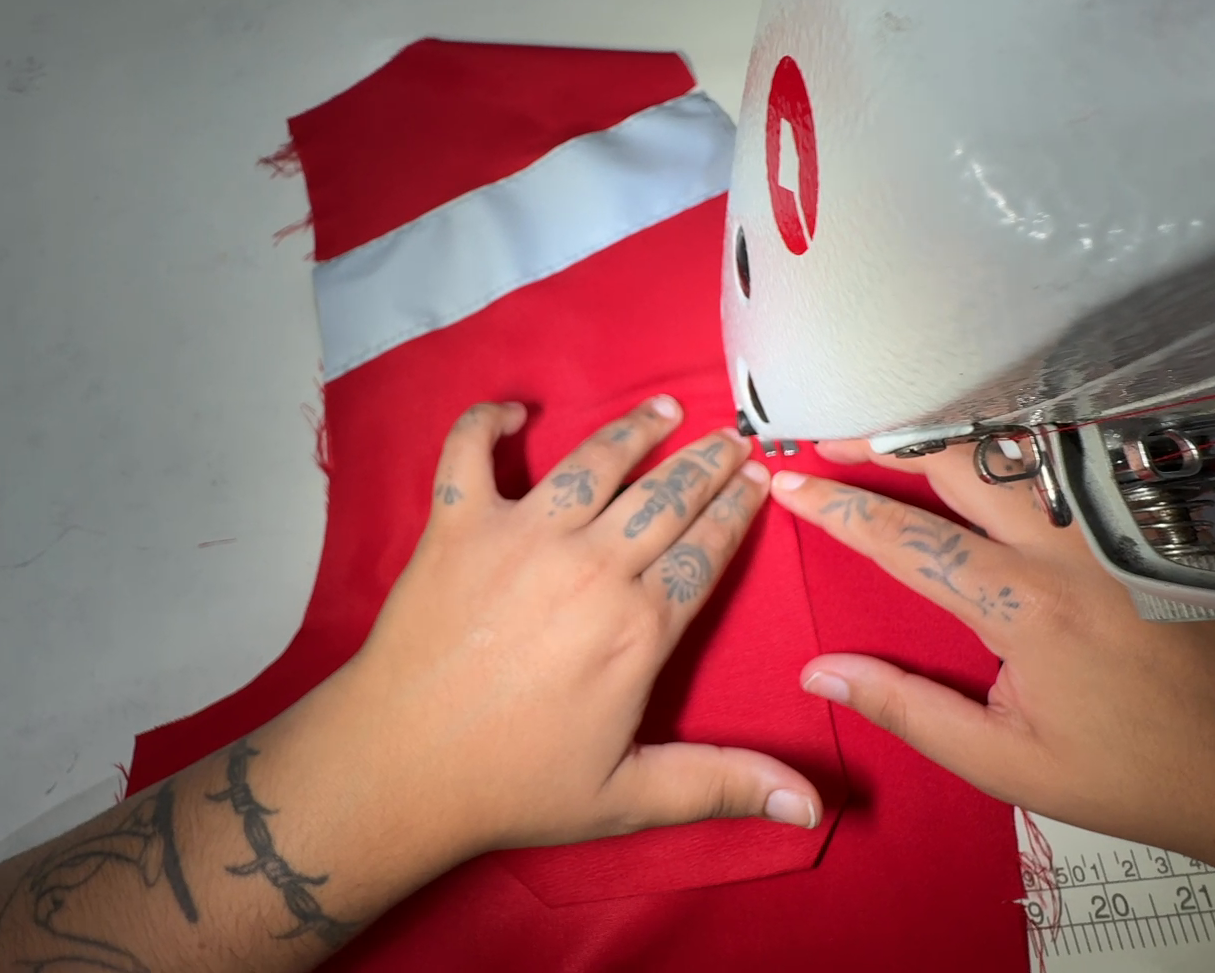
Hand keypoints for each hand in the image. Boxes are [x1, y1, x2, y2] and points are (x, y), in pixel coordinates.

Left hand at [312, 397, 820, 862]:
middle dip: (706, 463)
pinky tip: (512, 410)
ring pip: (593, 463)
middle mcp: (589, 565)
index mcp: (638, 625)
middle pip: (665, 498)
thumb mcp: (627, 797)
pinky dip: (485, 423)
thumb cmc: (513, 781)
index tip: (759, 478)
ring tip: (666, 408)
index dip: (738, 512)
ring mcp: (519, 535)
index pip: (706, 551)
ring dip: (635, 430)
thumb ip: (721, 784)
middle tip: (731, 437)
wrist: (400, 764)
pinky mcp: (457, 525)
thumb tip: (813, 805)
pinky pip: (469, 453)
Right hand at [770, 443, 1214, 969]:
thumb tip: (818, 669)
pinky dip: (1001, 447)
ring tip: (887, 435)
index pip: (904, 538)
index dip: (837, 507)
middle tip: (830, 437)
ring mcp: (1116, 525)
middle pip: (958, 461)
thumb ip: (907, 709)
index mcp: (1025, 607)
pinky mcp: (1148, 523)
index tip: (789, 483)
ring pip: (1011, 449)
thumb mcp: (1010, 765)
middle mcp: (1068, 548)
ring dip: (940, 436)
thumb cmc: (1142, 774)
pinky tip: (976, 454)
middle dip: (882, 440)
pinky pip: (1060, 465)